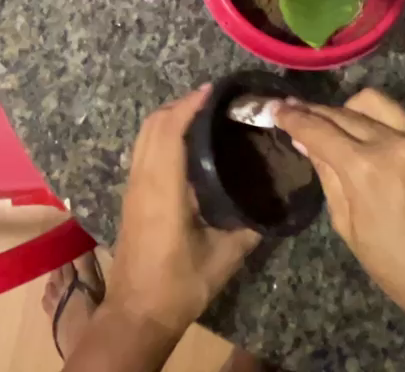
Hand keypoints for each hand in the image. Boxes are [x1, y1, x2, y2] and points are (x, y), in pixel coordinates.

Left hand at [106, 85, 262, 333]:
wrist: (136, 314)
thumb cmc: (178, 285)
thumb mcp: (222, 259)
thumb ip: (247, 228)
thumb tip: (273, 204)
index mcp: (163, 189)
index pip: (170, 131)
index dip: (189, 105)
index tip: (212, 91)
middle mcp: (143, 180)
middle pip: (153, 124)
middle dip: (180, 104)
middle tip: (212, 100)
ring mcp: (133, 186)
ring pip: (144, 135)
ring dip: (168, 117)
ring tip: (201, 114)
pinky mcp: (131, 195)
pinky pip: (143, 149)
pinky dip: (161, 133)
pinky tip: (184, 142)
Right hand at [272, 88, 404, 328]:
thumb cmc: (402, 270)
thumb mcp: (351, 230)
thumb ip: (329, 178)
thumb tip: (308, 143)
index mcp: (366, 168)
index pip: (318, 128)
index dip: (292, 117)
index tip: (275, 108)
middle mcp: (394, 142)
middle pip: (343, 111)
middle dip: (316, 111)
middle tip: (298, 113)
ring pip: (376, 102)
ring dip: (350, 109)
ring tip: (339, 123)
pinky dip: (385, 130)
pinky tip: (381, 150)